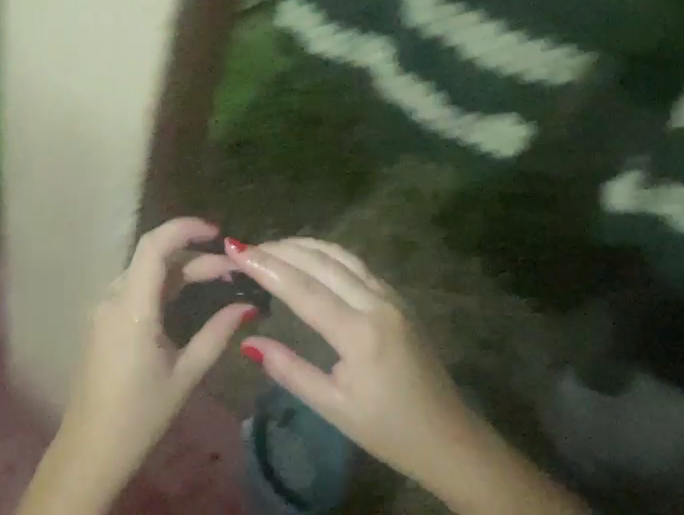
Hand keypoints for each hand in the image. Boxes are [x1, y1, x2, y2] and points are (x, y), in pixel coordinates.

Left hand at [18, 218, 256, 512]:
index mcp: (131, 308)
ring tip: (217, 280)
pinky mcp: (101, 321)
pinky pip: (134, 289)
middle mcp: (112, 298)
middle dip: (195, 257)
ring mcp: (102, 309)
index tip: (218, 232)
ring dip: (180, 271)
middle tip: (233, 270)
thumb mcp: (185, 375)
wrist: (90, 449)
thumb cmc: (140, 415)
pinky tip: (187, 298)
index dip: (185, 228)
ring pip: (145, 273)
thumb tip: (248, 306)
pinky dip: (163, 286)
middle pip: (154, 259)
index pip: (154, 246)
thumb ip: (217, 335)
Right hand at [229, 237, 585, 513]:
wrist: (449, 437)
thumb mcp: (334, 408)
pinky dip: (326, 254)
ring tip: (270, 246)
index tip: (234, 248)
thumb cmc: (388, 431)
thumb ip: (290, 370)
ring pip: (341, 256)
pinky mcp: (398, 298)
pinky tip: (309, 257)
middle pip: (321, 262)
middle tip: (245, 246)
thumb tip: (248, 341)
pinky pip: (356, 264)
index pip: (303, 288)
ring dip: (303, 246)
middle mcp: (377, 304)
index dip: (266, 266)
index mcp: (360, 333)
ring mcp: (391, 297)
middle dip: (280, 249)